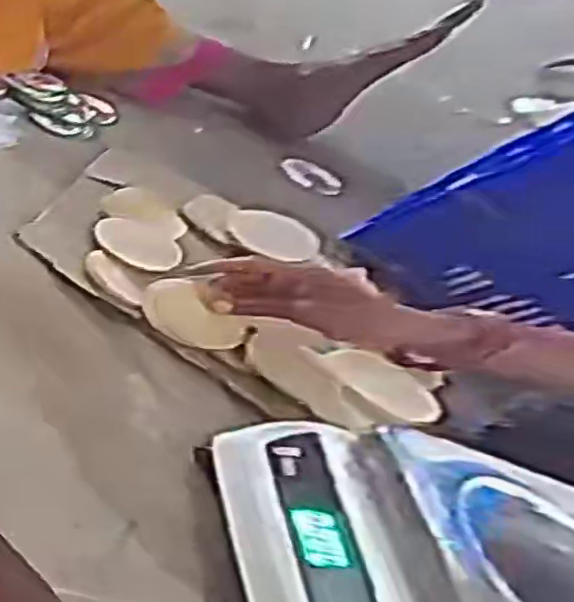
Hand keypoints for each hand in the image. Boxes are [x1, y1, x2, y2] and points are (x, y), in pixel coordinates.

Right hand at [195, 258, 411, 350]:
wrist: (407, 335)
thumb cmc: (359, 321)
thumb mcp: (305, 312)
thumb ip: (261, 305)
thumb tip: (218, 298)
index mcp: (303, 274)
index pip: (252, 266)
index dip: (222, 268)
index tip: (194, 273)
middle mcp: (308, 277)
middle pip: (257, 276)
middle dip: (226, 281)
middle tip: (197, 292)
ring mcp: (316, 290)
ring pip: (266, 287)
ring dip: (239, 293)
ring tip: (214, 301)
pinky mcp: (320, 305)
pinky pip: (277, 299)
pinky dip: (256, 303)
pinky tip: (249, 310)